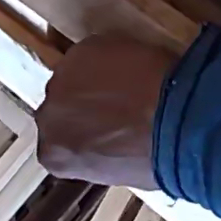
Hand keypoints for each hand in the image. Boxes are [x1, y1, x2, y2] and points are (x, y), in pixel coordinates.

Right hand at [36, 32, 178, 189]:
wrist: (171, 121)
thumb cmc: (152, 158)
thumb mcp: (119, 171)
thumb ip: (99, 154)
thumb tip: (111, 143)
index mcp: (54, 155)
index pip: (60, 139)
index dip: (86, 128)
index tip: (106, 124)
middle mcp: (48, 115)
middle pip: (63, 103)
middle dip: (85, 102)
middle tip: (119, 101)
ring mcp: (63, 78)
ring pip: (76, 73)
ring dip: (95, 75)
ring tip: (129, 79)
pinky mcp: (83, 50)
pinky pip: (95, 50)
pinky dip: (111, 53)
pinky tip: (133, 61)